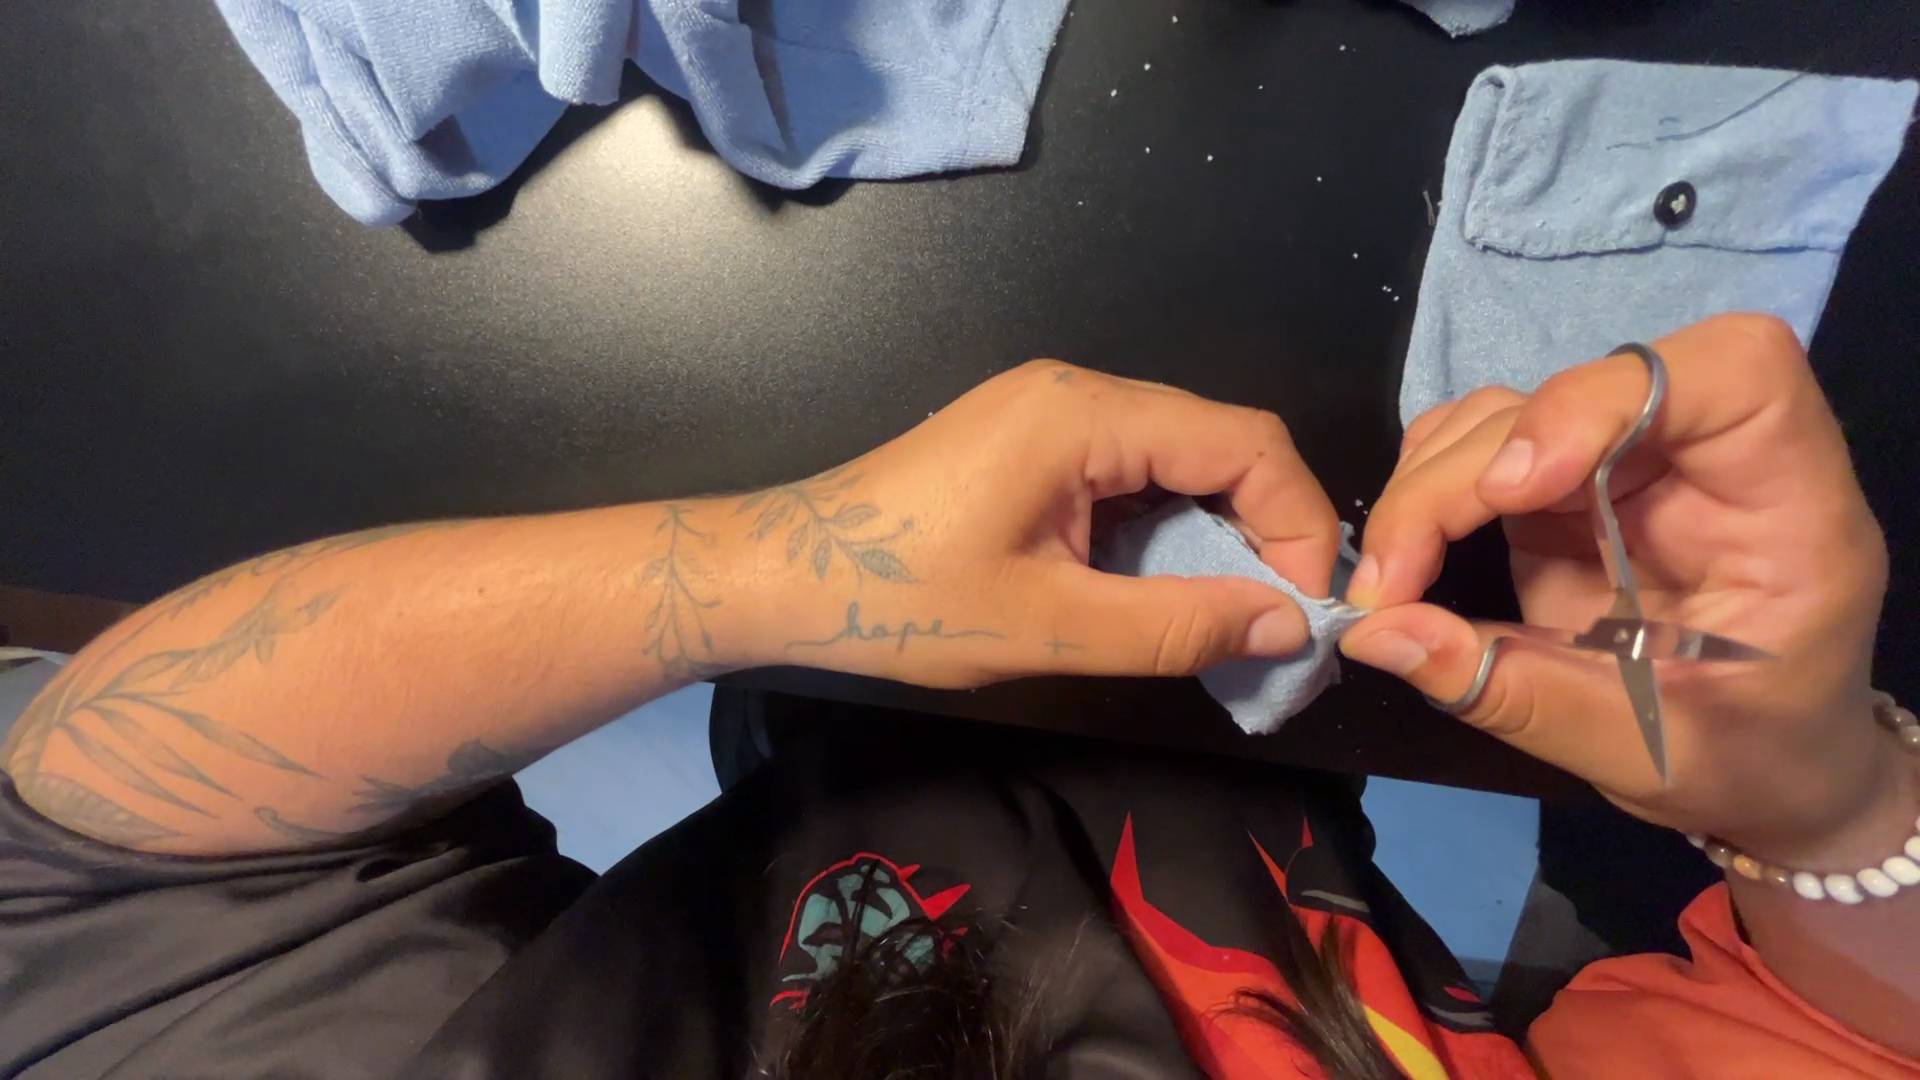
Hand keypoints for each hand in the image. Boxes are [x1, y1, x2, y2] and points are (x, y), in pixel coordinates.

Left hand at [743, 361, 1341, 688]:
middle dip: (1257, 529)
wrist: (787, 574)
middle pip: (1212, 442)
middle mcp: (1073, 392)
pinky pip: (1121, 473)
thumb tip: (1284, 623)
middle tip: (1265, 619)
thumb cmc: (903, 600)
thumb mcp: (1048, 625)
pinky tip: (1147, 582)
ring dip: (1205, 533)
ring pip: (1169, 460)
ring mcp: (1044, 413)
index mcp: (1085, 414)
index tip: (1300, 607)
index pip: (1245, 440)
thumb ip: (1174, 624)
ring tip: (1213, 610)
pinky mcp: (1025, 443)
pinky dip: (1154, 527)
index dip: (1297, 521)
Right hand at [1340, 315, 1903, 866]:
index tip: (1507, 494)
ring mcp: (1608, 469)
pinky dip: (1415, 484)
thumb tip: (1370, 633)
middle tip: (1386, 587)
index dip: (1597, 402)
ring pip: (1493, 415)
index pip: (1724, 373)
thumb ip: (1504, 687)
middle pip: (1549, 401)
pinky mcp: (1546, 492)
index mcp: (1777, 512)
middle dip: (1445, 488)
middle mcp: (1688, 465)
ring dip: (1418, 485)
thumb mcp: (1631, 748)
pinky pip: (1463, 446)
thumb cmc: (1736, 755)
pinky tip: (1403, 548)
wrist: (1748, 762)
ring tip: (1388, 576)